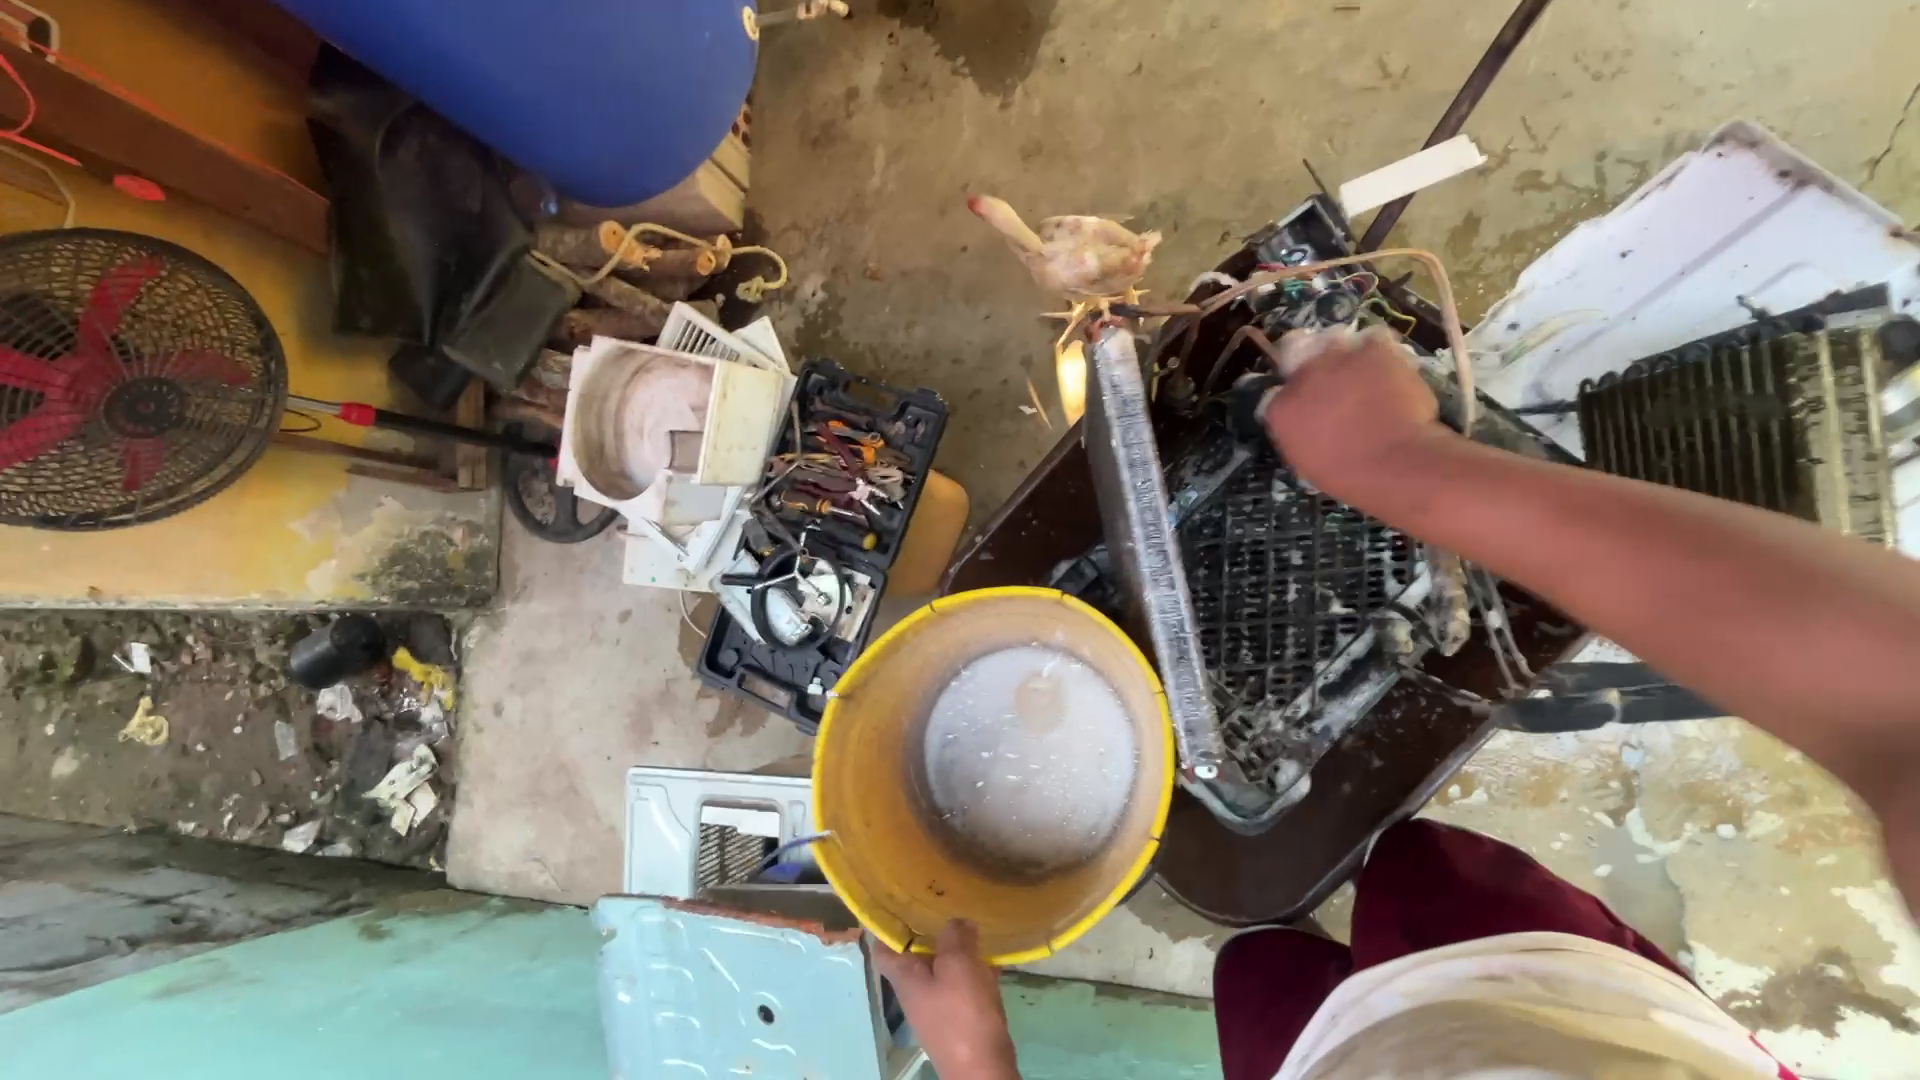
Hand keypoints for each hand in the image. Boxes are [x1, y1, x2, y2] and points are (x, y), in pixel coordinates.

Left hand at [872, 920, 1018, 1079]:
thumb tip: (957, 921)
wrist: (983, 1071)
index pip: (884, 947)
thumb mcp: (957, 965)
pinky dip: (975, 969)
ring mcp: (938, 1006)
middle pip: (916, 954)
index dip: (888, 923)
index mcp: (905, 977)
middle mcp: (916, 991)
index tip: (904, 900)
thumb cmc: (962, 1014)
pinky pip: (963, 984)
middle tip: (947, 904)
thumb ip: (954, 936)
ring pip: (943, 967)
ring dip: (957, 949)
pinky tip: (993, 957)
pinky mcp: (960, 1017)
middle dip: (932, 930)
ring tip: (974, 923)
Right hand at [1261, 326, 1450, 498]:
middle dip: (1310, 362)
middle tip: (1331, 379)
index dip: (1293, 393)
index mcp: (1280, 408)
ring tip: (1360, 369)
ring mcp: (1335, 356)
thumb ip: (1297, 430)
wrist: (1394, 460)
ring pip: (1333, 338)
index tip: (1308, 403)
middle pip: (1295, 350)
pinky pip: (1371, 337)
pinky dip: (1377, 350)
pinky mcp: (1372, 348)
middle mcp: (1300, 375)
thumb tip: (1305, 419)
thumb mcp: (1305, 459)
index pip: (1277, 390)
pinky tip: (1386, 368)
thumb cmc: (1347, 472)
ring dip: (1342, 352)